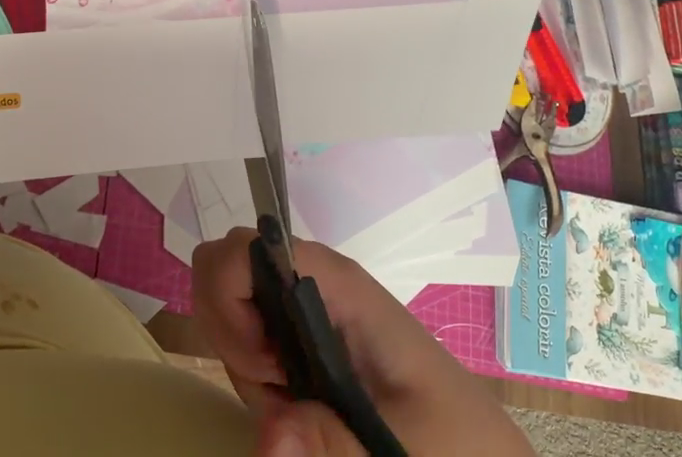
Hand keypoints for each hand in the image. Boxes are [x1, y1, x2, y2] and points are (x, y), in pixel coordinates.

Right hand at [192, 229, 535, 455]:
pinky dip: (250, 371)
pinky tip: (290, 403)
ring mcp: (302, 309)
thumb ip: (333, 442)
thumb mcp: (406, 446)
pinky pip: (245, 334)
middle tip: (271, 380)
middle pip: (224, 269)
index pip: (248, 245)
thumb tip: (269, 438)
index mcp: (338, 287)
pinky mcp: (299, 337)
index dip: (229, 292)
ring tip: (288, 402)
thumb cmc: (456, 442)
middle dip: (227, 326)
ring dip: (239, 356)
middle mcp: (312, 284)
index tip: (264, 358)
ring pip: (228, 305)